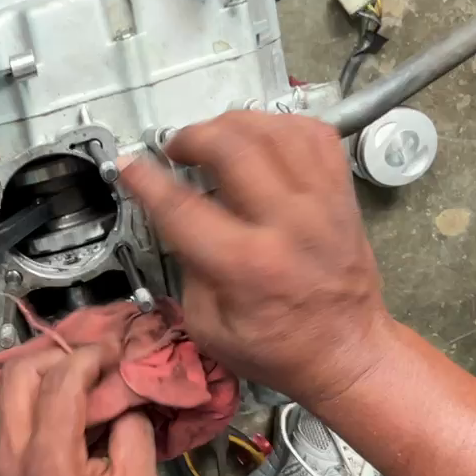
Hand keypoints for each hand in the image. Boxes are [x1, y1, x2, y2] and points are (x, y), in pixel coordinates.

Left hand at [0, 346, 158, 475]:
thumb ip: (134, 438)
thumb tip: (125, 400)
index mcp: (48, 456)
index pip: (61, 379)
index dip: (90, 357)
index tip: (116, 355)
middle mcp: (11, 446)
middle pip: (20, 370)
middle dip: (58, 355)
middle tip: (93, 366)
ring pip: (8, 385)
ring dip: (43, 372)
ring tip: (81, 383)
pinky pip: (7, 407)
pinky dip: (33, 393)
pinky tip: (64, 408)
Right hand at [119, 111, 400, 404]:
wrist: (346, 352)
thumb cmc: (276, 348)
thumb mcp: (207, 326)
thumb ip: (188, 267)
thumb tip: (177, 219)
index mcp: (246, 267)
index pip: (182, 206)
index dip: (147, 180)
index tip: (129, 165)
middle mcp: (288, 225)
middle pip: (232, 148)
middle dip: (191, 138)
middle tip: (175, 150)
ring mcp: (322, 203)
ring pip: (274, 129)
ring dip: (232, 124)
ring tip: (213, 139)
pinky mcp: (342, 194)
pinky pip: (313, 134)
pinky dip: (279, 125)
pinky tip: (259, 137)